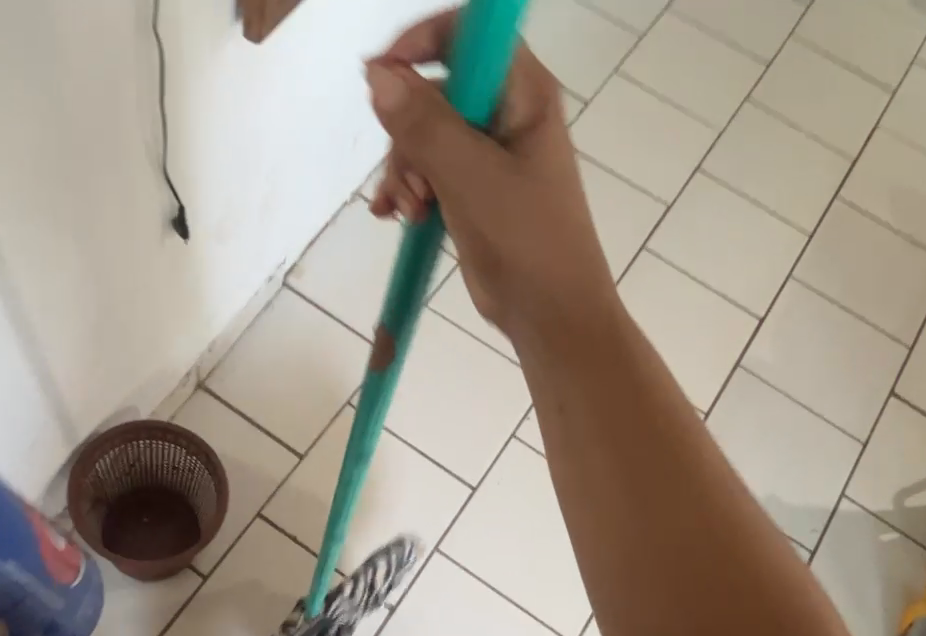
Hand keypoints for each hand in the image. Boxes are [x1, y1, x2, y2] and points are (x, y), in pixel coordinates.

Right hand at [367, 9, 616, 340]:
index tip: (379, 79)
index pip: (467, 35)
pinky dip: (408, 191)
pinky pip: (428, 172)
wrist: (548, 311)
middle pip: (435, 91)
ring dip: (404, 172)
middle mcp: (505, 113)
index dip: (420, 45)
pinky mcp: (473, 190)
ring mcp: (488, 154)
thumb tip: (377, 75)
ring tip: (406, 213)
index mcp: (522, 94)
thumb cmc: (524, 240)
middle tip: (410, 185)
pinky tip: (398, 218)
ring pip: (424, 137)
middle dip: (407, 135)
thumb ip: (424, 125)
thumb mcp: (471, 178)